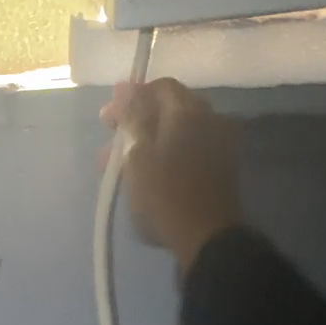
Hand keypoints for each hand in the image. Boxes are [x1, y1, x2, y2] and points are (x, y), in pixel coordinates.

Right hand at [100, 78, 243, 269]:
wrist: (206, 237)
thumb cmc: (165, 196)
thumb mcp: (138, 156)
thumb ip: (132, 119)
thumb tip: (125, 88)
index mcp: (189, 111)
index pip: (160, 87)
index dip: (131, 97)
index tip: (107, 118)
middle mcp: (209, 119)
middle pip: (169, 109)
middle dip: (136, 123)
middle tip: (109, 145)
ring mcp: (217, 144)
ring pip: (176, 133)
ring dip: (146, 143)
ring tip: (120, 167)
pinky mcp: (218, 168)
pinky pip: (186, 150)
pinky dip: (163, 156)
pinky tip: (144, 176)